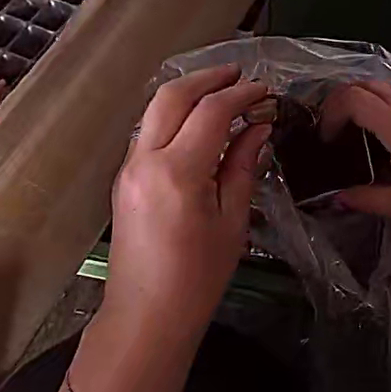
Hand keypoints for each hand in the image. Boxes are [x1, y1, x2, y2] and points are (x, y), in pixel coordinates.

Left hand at [104, 65, 269, 334]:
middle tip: (240, 75)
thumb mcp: (232, 220)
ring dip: (189, 93)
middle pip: (171, 96)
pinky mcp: (125, 179)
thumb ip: (242, 166)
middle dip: (208, 78)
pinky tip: (201, 123)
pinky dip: (176, 116)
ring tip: (224, 92)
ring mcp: (128, 169)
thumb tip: (258, 128)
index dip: (242, 95)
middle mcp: (145, 161)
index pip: (211, 112)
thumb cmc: (199, 276)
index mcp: (177, 173)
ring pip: (155, 110)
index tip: (265, 91)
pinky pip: (150, 131)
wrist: (146, 316)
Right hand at [321, 79, 390, 242]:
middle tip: (332, 126)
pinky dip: (384, 106)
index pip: (354, 98)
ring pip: (389, 89)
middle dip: (344, 98)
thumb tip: (336, 199)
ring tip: (352, 128)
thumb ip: (363, 199)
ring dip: (365, 99)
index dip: (331, 112)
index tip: (325, 138)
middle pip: (369, 84)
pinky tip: (382, 134)